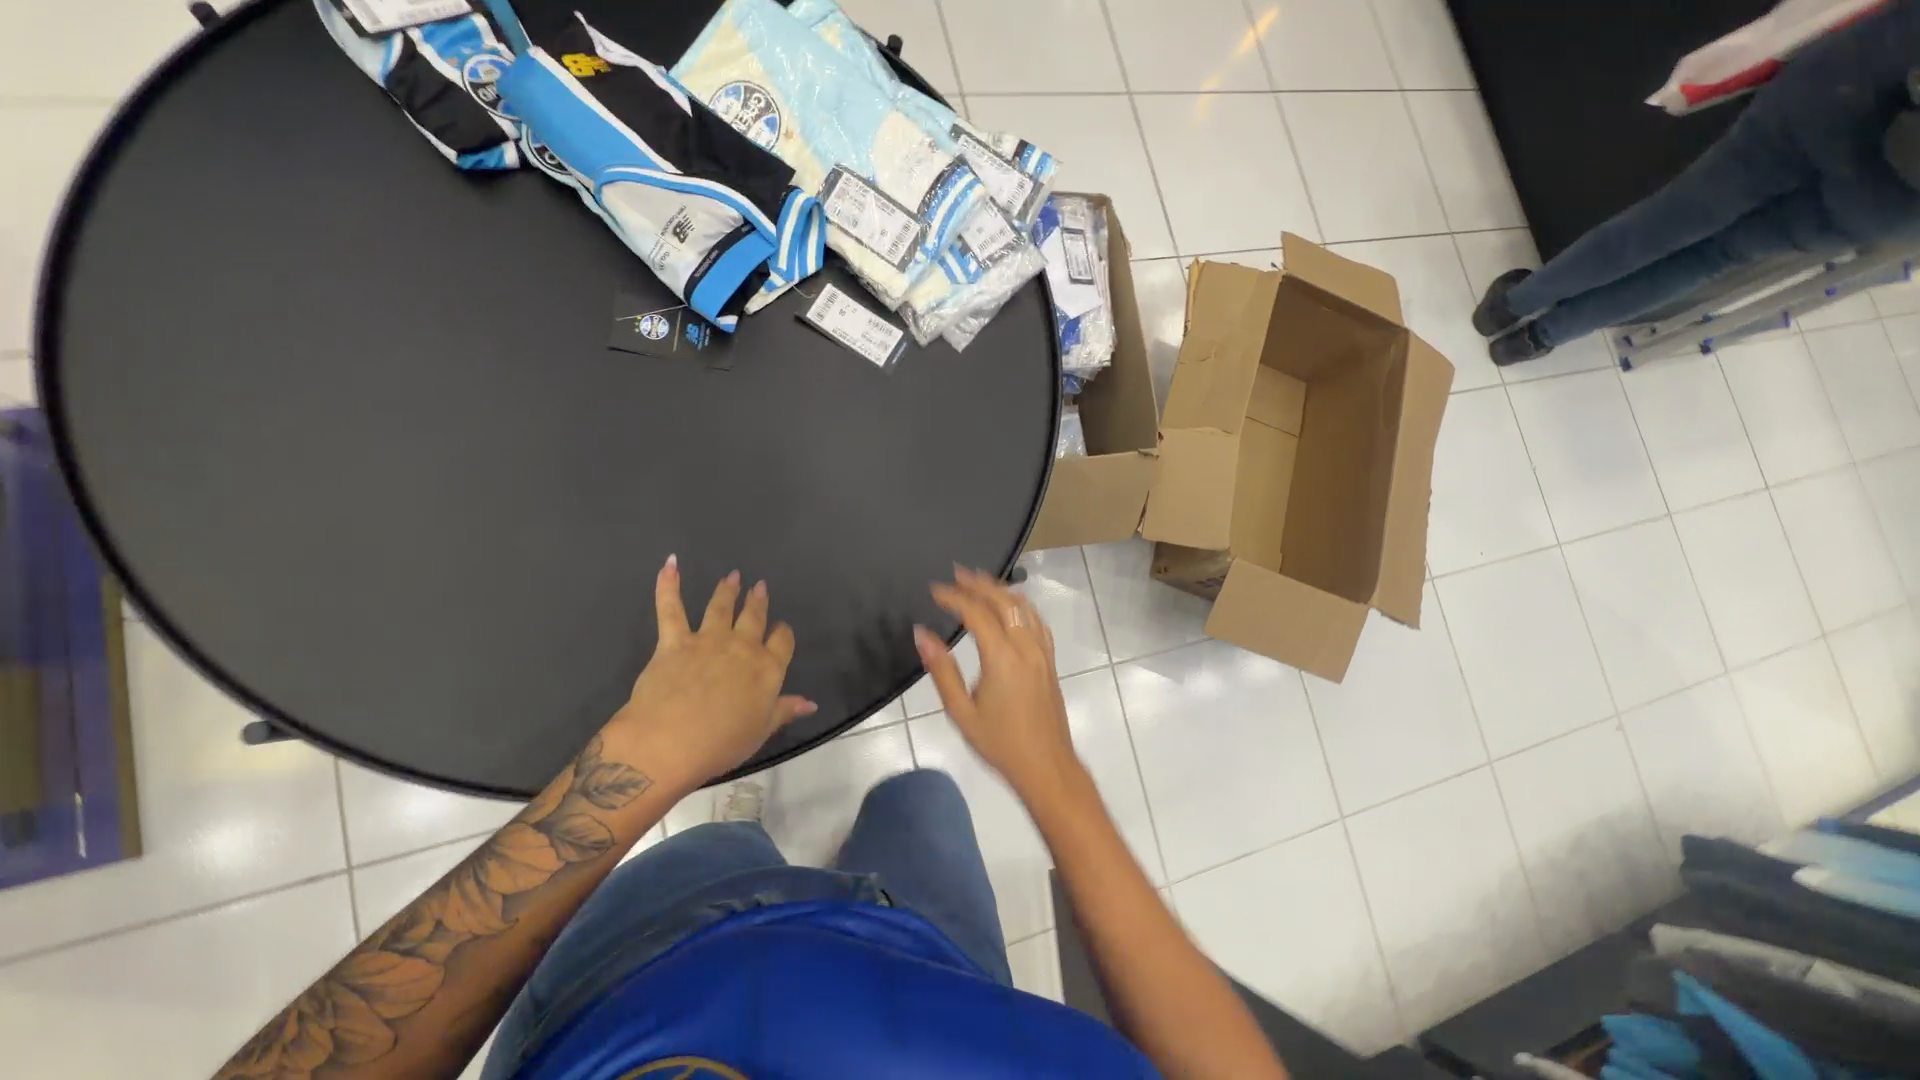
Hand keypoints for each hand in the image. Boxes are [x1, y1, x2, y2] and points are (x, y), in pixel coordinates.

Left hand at [603, 556, 816, 792]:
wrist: (669, 742)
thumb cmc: (720, 744)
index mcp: (767, 670)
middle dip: (758, 602)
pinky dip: (668, 585)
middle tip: (759, 587)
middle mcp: (741, 648)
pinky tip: (670, 565)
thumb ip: (784, 711)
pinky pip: (671, 608)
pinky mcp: (674, 641)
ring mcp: (707, 640)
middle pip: (754, 618)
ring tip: (732, 577)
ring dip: (727, 591)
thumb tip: (811, 703)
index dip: (783, 633)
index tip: (782, 629)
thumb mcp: (760, 731)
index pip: (782, 642)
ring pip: (720, 608)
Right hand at [915, 566, 1080, 797]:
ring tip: (980, 582)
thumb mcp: (962, 712)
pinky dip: (1021, 606)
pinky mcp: (1050, 661)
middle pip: (1004, 602)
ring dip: (1001, 590)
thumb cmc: (999, 743)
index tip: (934, 590)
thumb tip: (922, 635)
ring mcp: (1042, 653)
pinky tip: (1012, 607)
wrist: (1046, 766)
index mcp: (1001, 658)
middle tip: (956, 574)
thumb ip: (942, 671)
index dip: (954, 597)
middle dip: (979, 584)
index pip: (975, 614)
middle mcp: (1025, 648)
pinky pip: (1037, 622)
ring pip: (1024, 608)